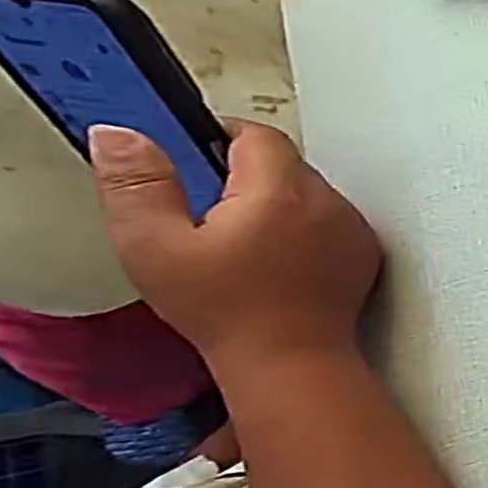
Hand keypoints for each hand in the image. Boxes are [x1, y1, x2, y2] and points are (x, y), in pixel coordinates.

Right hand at [89, 121, 380, 369]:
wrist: (290, 353)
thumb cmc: (223, 307)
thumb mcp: (153, 244)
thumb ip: (137, 183)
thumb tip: (122, 134)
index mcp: (281, 192)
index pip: (261, 135)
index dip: (224, 133)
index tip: (196, 147)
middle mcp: (329, 202)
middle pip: (288, 164)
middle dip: (249, 171)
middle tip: (209, 202)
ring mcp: (354, 225)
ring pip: (313, 191)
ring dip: (280, 199)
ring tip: (242, 235)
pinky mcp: (365, 248)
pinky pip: (334, 219)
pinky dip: (307, 224)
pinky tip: (278, 255)